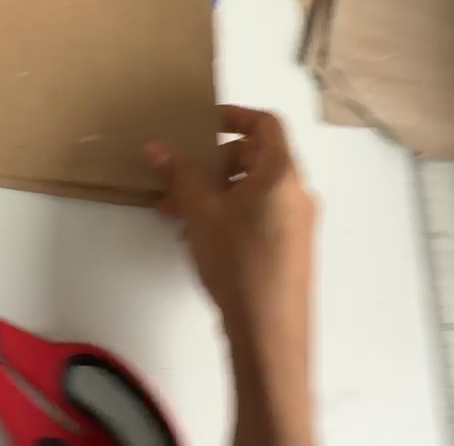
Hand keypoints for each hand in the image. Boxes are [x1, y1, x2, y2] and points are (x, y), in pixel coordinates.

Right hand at [149, 105, 316, 444]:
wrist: (270, 338)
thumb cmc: (239, 262)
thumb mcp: (199, 211)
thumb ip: (178, 173)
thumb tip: (156, 147)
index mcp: (282, 174)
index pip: (266, 124)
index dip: (234, 115)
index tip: (203, 123)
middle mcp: (297, 194)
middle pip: (256, 157)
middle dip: (213, 162)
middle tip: (181, 177)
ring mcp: (298, 226)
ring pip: (253, 190)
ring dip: (215, 191)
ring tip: (179, 212)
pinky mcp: (290, 252)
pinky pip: (259, 216)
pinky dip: (229, 213)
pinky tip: (199, 237)